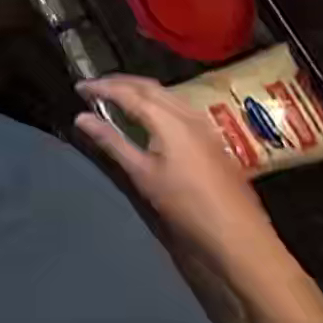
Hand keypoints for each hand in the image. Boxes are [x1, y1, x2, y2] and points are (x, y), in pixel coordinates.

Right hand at [76, 75, 278, 266]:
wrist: (242, 240)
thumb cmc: (187, 207)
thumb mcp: (143, 175)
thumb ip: (111, 142)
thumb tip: (81, 118)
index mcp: (167, 118)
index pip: (127, 92)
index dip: (101, 87)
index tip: (79, 88)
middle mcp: (186, 112)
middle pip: (146, 85)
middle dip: (118, 83)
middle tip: (94, 88)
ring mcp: (203, 123)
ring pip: (164, 93)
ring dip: (137, 89)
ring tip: (116, 97)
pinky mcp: (211, 136)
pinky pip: (176, 104)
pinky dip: (155, 100)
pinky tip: (149, 115)